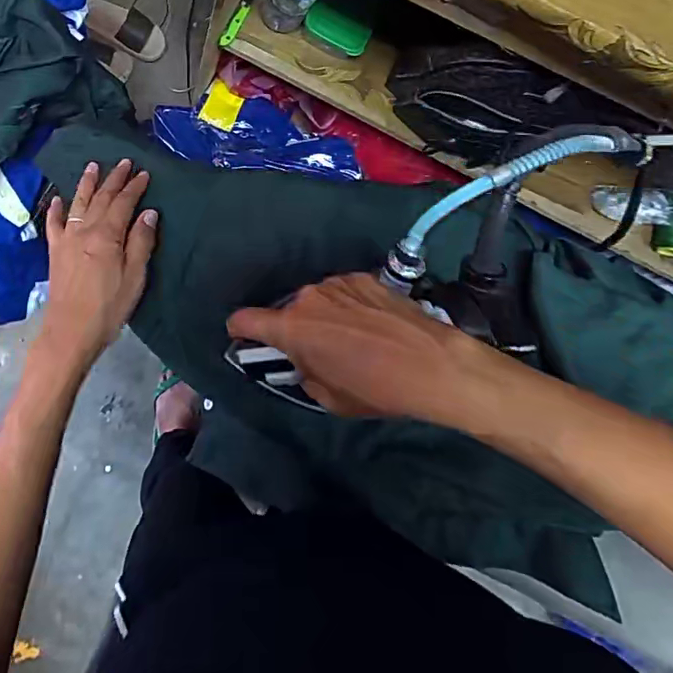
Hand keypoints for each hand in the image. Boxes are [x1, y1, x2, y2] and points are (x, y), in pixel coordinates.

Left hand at [39, 159, 157, 363]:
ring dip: (86, 184)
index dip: (134, 187)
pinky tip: (57, 199)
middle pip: (100, 199)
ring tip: (92, 167)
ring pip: (77, 205)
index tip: (144, 173)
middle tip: (124, 162)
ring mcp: (66, 241)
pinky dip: (55, 210)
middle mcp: (84, 232)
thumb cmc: (108, 307)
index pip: (123, 204)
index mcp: (106, 236)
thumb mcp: (135, 277)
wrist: (69, 333)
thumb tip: (148, 213)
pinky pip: (53, 225)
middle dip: (113, 179)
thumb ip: (141, 243)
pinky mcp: (55, 253)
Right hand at [225, 273, 507, 426]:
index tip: (245, 338)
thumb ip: (304, 372)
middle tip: (317, 349)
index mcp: (293, 327)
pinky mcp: (366, 276)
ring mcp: (341, 281)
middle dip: (295, 328)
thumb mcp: (328, 397)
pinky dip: (349, 304)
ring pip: (319, 299)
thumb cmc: (376, 388)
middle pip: (289, 310)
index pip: (245, 319)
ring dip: (324, 314)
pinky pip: (345, 291)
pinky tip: (371, 322)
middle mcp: (311, 296)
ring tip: (352, 336)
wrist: (431, 361)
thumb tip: (303, 360)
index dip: (241, 330)